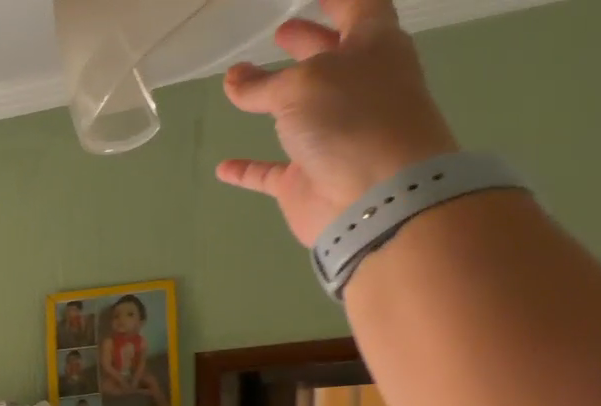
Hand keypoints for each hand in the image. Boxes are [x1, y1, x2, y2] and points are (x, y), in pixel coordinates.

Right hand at [215, 0, 459, 246]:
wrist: (375, 193)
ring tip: (243, 85)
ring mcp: (333, 134)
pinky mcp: (307, 177)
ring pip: (300, 110)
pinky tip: (225, 166)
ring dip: (277, 97)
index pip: (360, 9)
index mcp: (372, 50)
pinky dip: (248, 168)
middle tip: (281, 32)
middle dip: (310, 41)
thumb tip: (234, 79)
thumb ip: (262, 84)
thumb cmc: (352, 118)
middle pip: (332, 57)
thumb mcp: (302, 85)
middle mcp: (357, 87)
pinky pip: (270, 170)